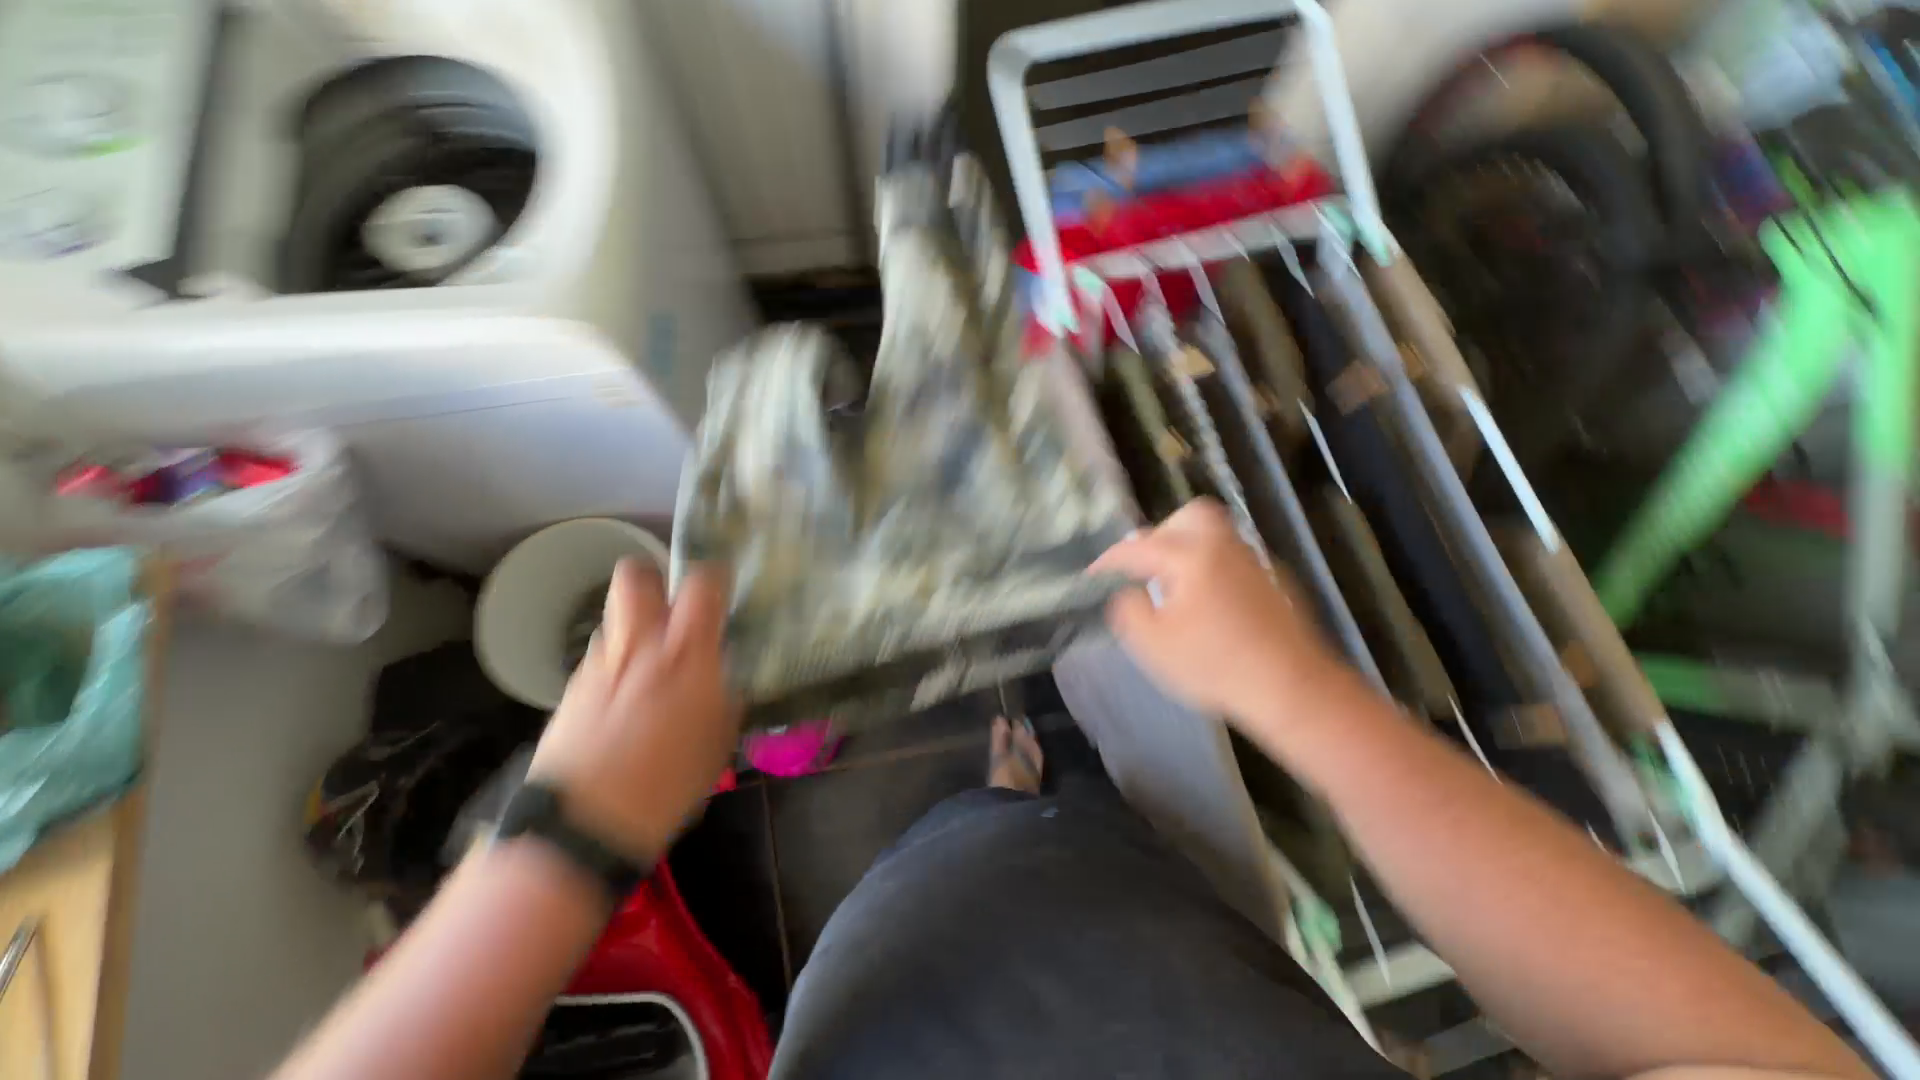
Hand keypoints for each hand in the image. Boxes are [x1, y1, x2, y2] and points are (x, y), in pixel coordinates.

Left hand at [527, 559, 740, 863]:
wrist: (583, 824)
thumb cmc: (668, 786)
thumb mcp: (718, 742)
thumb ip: (723, 697)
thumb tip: (724, 679)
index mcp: (686, 654)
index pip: (703, 583)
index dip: (715, 577)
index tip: (722, 590)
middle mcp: (638, 646)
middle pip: (635, 575)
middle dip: (654, 578)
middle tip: (671, 606)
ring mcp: (598, 664)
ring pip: (614, 618)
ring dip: (634, 628)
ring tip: (649, 662)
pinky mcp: (570, 688)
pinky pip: (599, 658)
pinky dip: (616, 666)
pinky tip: (624, 702)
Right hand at [1090, 499, 1350, 724]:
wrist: (1291, 686)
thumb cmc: (1216, 666)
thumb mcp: (1154, 645)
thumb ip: (1129, 610)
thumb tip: (1127, 593)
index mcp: (1190, 556)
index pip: (1138, 547)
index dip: (1110, 560)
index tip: (1093, 576)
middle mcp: (1223, 546)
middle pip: (1189, 517)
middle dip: (1161, 535)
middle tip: (1145, 567)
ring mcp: (1252, 561)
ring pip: (1215, 536)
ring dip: (1188, 550)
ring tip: (1173, 586)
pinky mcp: (1272, 581)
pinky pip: (1233, 559)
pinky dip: (1212, 568)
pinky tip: (1208, 604)